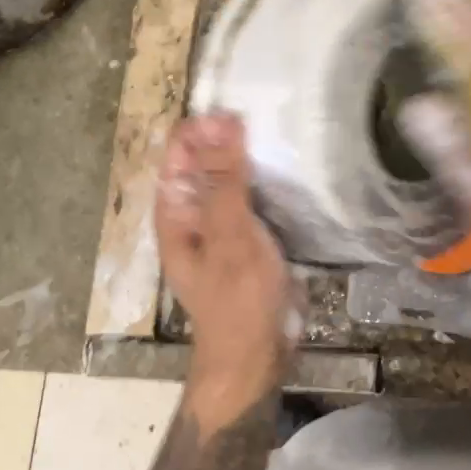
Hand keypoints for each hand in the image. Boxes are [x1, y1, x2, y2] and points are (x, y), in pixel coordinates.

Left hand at [155, 113, 297, 400]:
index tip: (242, 113)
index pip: (180, 150)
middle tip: (270, 114)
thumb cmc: (237, 298)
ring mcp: (222, 226)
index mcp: (176, 210)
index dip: (204, 127)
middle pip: (205, 160)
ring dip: (251, 157)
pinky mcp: (249, 238)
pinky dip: (267, 181)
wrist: (257, 356)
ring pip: (231, 178)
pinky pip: (253, 198)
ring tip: (285, 134)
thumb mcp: (229, 234)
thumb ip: (224, 179)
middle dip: (229, 136)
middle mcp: (194, 213)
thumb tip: (221, 121)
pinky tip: (294, 171)